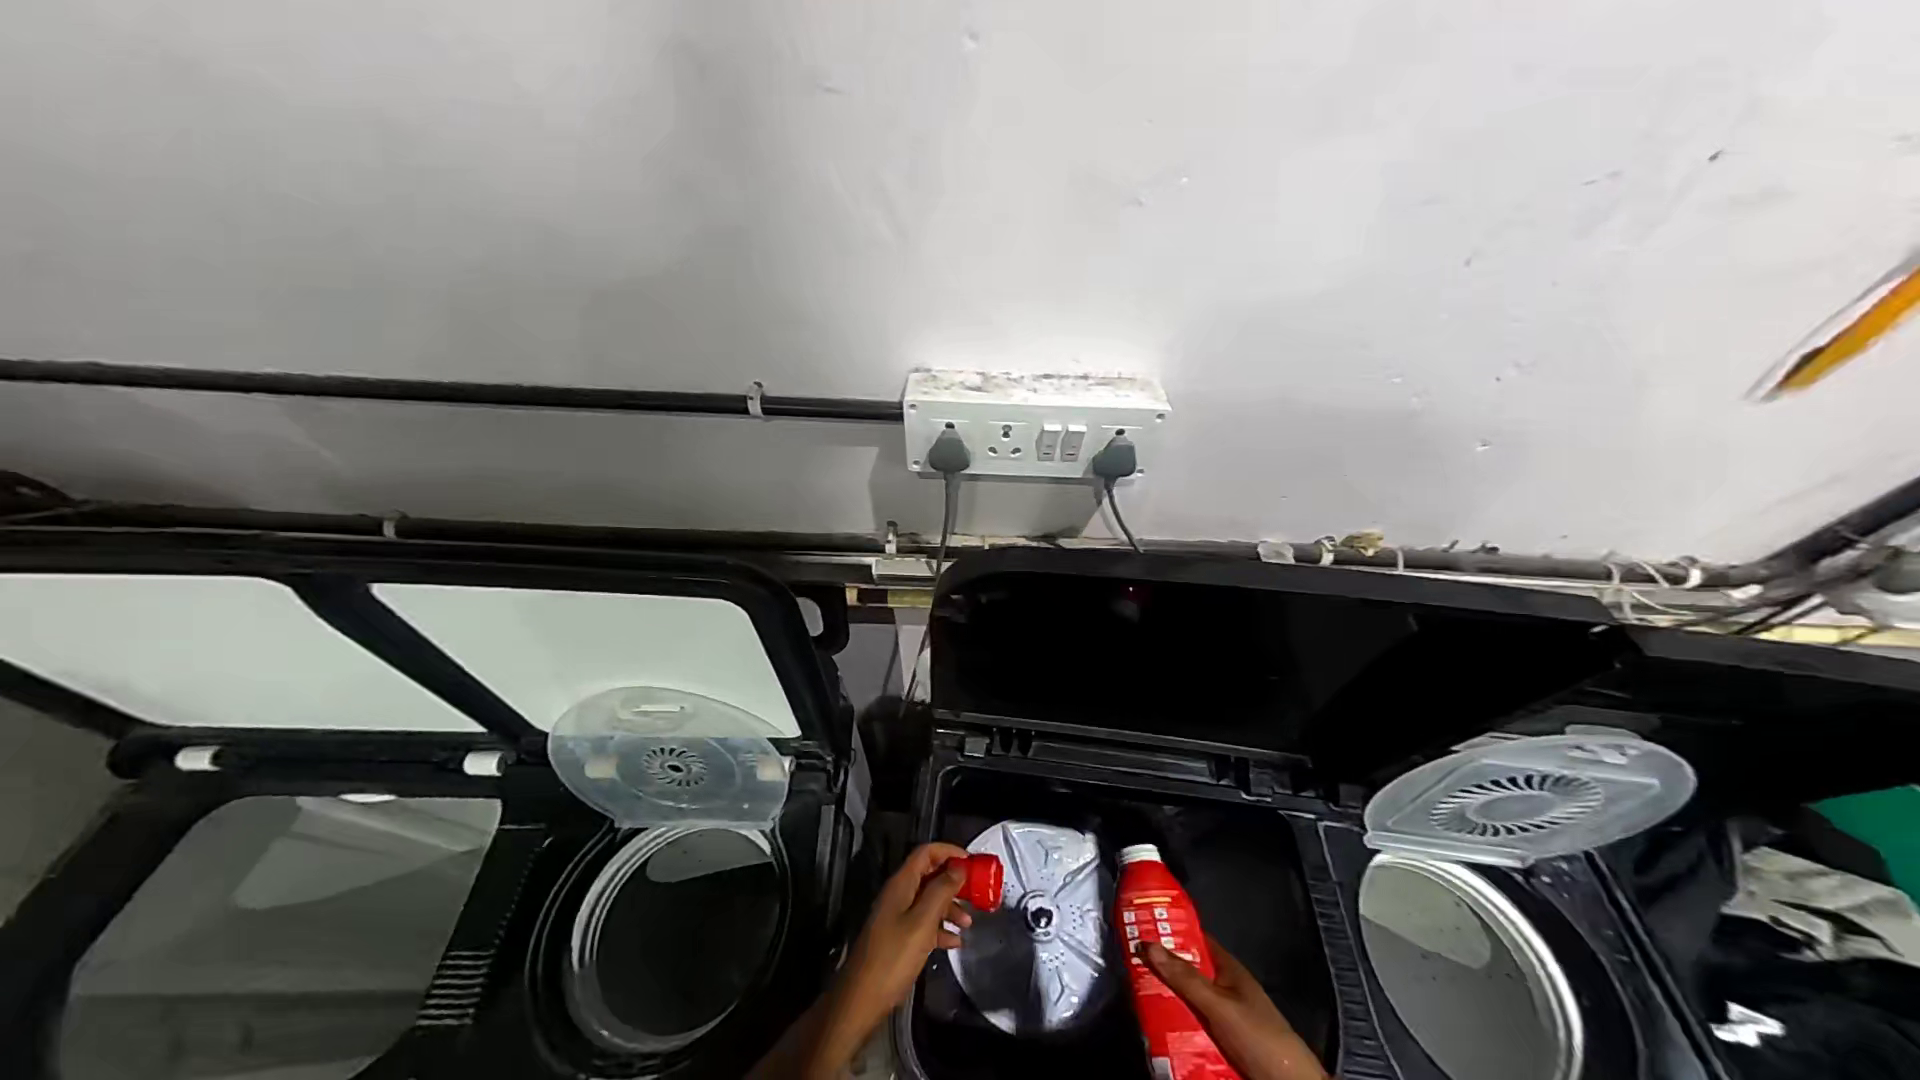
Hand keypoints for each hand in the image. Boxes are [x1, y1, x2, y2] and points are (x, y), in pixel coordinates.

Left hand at [801, 843, 975, 1076]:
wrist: (862, 999)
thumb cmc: (893, 957)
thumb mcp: (922, 922)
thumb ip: (941, 891)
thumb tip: (959, 867)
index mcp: (901, 884)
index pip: (926, 853)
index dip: (950, 852)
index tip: (973, 863)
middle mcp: (899, 895)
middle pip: (929, 875)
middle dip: (954, 881)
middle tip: (977, 892)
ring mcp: (897, 917)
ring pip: (929, 900)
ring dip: (950, 907)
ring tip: (969, 922)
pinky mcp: (898, 938)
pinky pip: (924, 923)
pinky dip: (941, 929)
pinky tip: (955, 943)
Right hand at [1142, 937, 1329, 1079]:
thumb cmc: (1259, 1038)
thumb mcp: (1219, 1006)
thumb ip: (1185, 978)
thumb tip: (1148, 943)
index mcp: (1228, 970)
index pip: (1196, 940)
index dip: (1170, 932)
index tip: (1139, 928)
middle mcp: (1225, 990)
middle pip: (1187, 974)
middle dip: (1162, 973)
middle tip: (1130, 969)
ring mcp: (1224, 1019)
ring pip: (1186, 1004)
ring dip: (1166, 1004)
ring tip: (1135, 1001)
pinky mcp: (1221, 1044)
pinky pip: (1191, 1030)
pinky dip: (1175, 1029)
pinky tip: (1156, 1032)